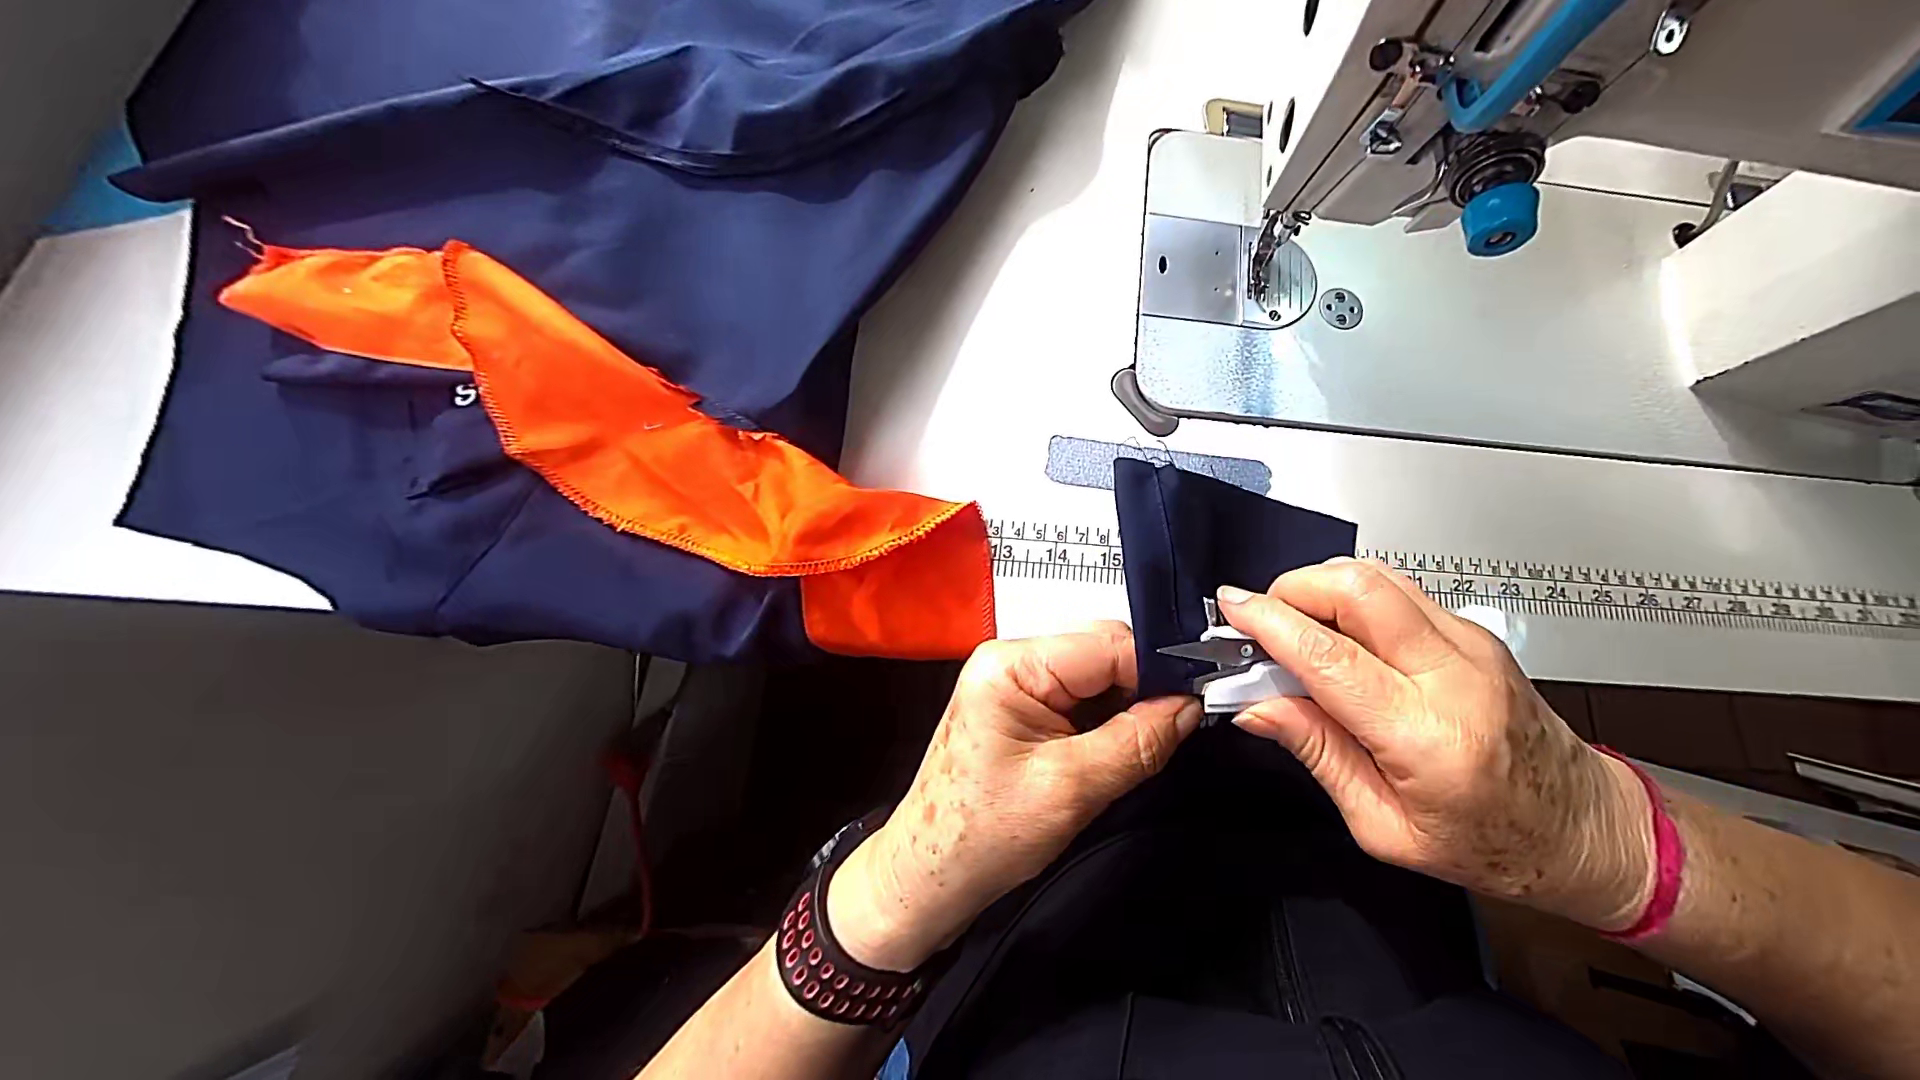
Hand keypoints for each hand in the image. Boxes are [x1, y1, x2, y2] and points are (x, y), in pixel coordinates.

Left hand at [827, 624, 1202, 970]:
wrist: (931, 876)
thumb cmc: (979, 836)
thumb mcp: (1070, 789)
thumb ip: (1137, 741)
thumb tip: (1190, 705)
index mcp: (1010, 664)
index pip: (1107, 643)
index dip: (1160, 666)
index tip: (1203, 695)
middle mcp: (1009, 660)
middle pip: (1103, 652)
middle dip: (1146, 686)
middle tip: (1184, 724)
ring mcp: (1014, 682)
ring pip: (1097, 676)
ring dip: (1129, 705)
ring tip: (1151, 742)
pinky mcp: (1022, 706)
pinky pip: (1081, 697)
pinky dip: (1108, 718)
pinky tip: (1121, 745)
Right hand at [1217, 560, 1655, 931]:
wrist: (1587, 828)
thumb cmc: (1491, 843)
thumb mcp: (1382, 825)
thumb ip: (1315, 751)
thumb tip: (1256, 706)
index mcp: (1428, 737)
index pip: (1328, 656)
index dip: (1269, 623)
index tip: (1231, 610)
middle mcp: (1456, 676)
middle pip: (1356, 588)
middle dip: (1292, 589)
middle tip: (1262, 621)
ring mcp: (1470, 645)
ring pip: (1374, 576)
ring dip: (1318, 589)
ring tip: (1296, 629)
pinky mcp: (1472, 632)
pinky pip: (1394, 589)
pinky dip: (1347, 597)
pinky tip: (1335, 633)